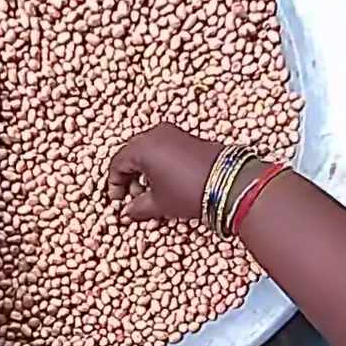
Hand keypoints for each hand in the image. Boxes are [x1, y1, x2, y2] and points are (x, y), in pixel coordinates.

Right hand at [104, 124, 227, 221]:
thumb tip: (127, 212)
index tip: (118, 200)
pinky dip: (158, 163)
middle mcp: (155, 134)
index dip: (114, 184)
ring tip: (151, 192)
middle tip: (133, 196)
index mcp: (142, 147)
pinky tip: (166, 182)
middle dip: (129, 176)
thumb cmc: (190, 192)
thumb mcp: (159, 203)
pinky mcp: (187, 137)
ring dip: (143, 170)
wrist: (231, 183)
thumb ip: (137, 207)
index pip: (117, 163)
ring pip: (147, 149)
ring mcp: (173, 133)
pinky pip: (163, 147)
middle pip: (131, 154)